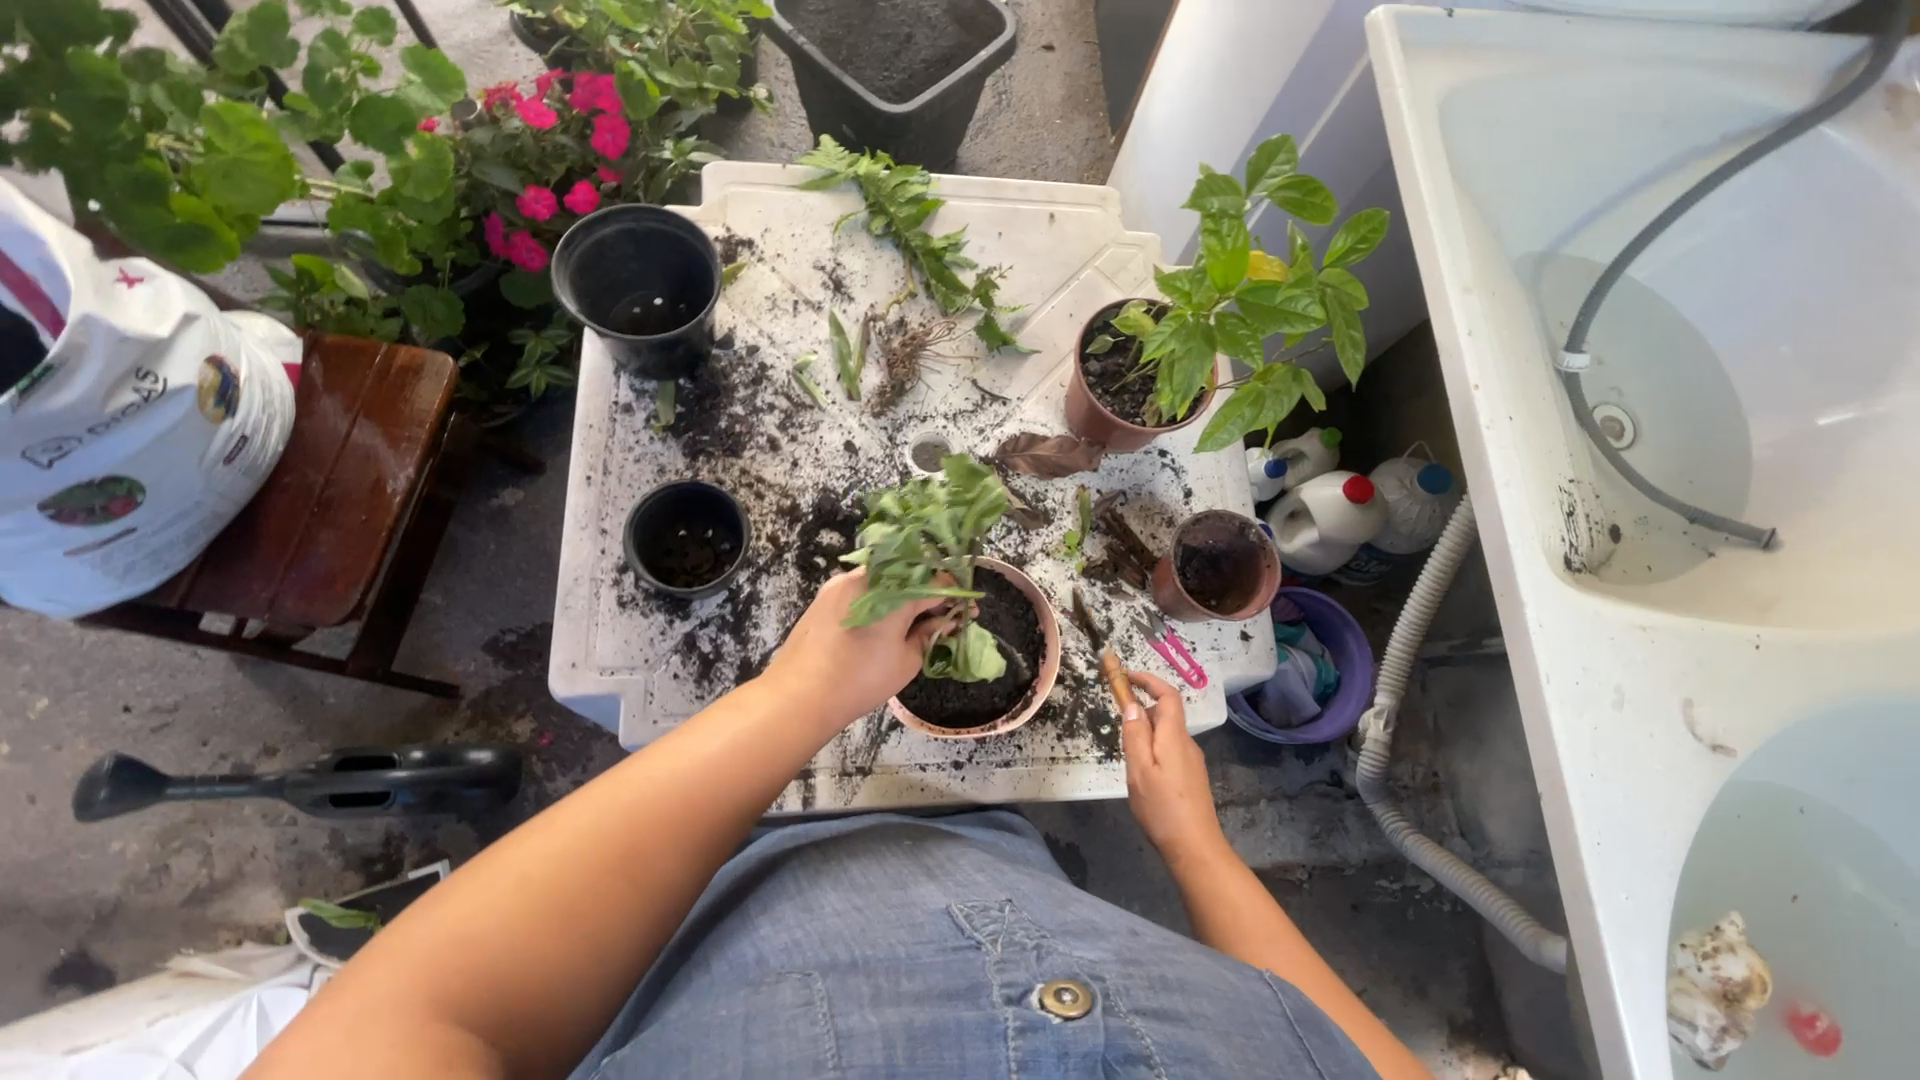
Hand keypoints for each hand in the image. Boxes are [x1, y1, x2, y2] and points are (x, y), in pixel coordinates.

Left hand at [760, 569, 949, 730]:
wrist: (800, 694)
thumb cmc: (860, 680)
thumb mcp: (906, 661)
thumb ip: (930, 634)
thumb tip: (946, 622)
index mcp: (893, 591)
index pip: (935, 582)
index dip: (955, 595)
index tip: (968, 610)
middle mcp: (867, 577)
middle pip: (908, 575)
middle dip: (930, 593)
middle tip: (944, 617)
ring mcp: (842, 583)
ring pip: (884, 579)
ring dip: (905, 595)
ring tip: (916, 620)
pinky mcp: (826, 595)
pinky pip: (863, 589)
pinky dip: (881, 599)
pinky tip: (887, 621)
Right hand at [1122, 670, 1228, 865]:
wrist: (1195, 847)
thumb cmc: (1162, 808)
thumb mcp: (1139, 770)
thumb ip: (1135, 736)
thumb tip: (1133, 705)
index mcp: (1174, 736)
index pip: (1167, 695)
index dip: (1149, 680)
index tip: (1126, 676)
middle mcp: (1187, 743)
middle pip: (1166, 713)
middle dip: (1142, 709)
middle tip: (1118, 724)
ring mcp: (1192, 761)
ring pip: (1166, 734)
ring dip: (1145, 732)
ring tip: (1127, 756)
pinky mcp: (1191, 777)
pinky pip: (1170, 750)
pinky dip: (1153, 748)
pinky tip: (1142, 774)